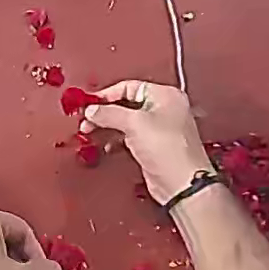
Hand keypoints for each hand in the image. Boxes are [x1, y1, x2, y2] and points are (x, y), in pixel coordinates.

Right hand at [79, 81, 213, 204]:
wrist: (181, 183)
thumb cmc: (169, 150)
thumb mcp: (134, 124)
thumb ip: (109, 113)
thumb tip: (93, 109)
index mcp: (165, 95)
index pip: (129, 87)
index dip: (107, 95)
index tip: (90, 103)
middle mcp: (164, 109)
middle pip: (126, 104)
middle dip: (104, 112)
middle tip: (87, 119)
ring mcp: (159, 129)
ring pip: (126, 122)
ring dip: (107, 126)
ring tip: (90, 131)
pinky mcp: (154, 146)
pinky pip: (130, 137)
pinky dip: (116, 140)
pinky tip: (106, 145)